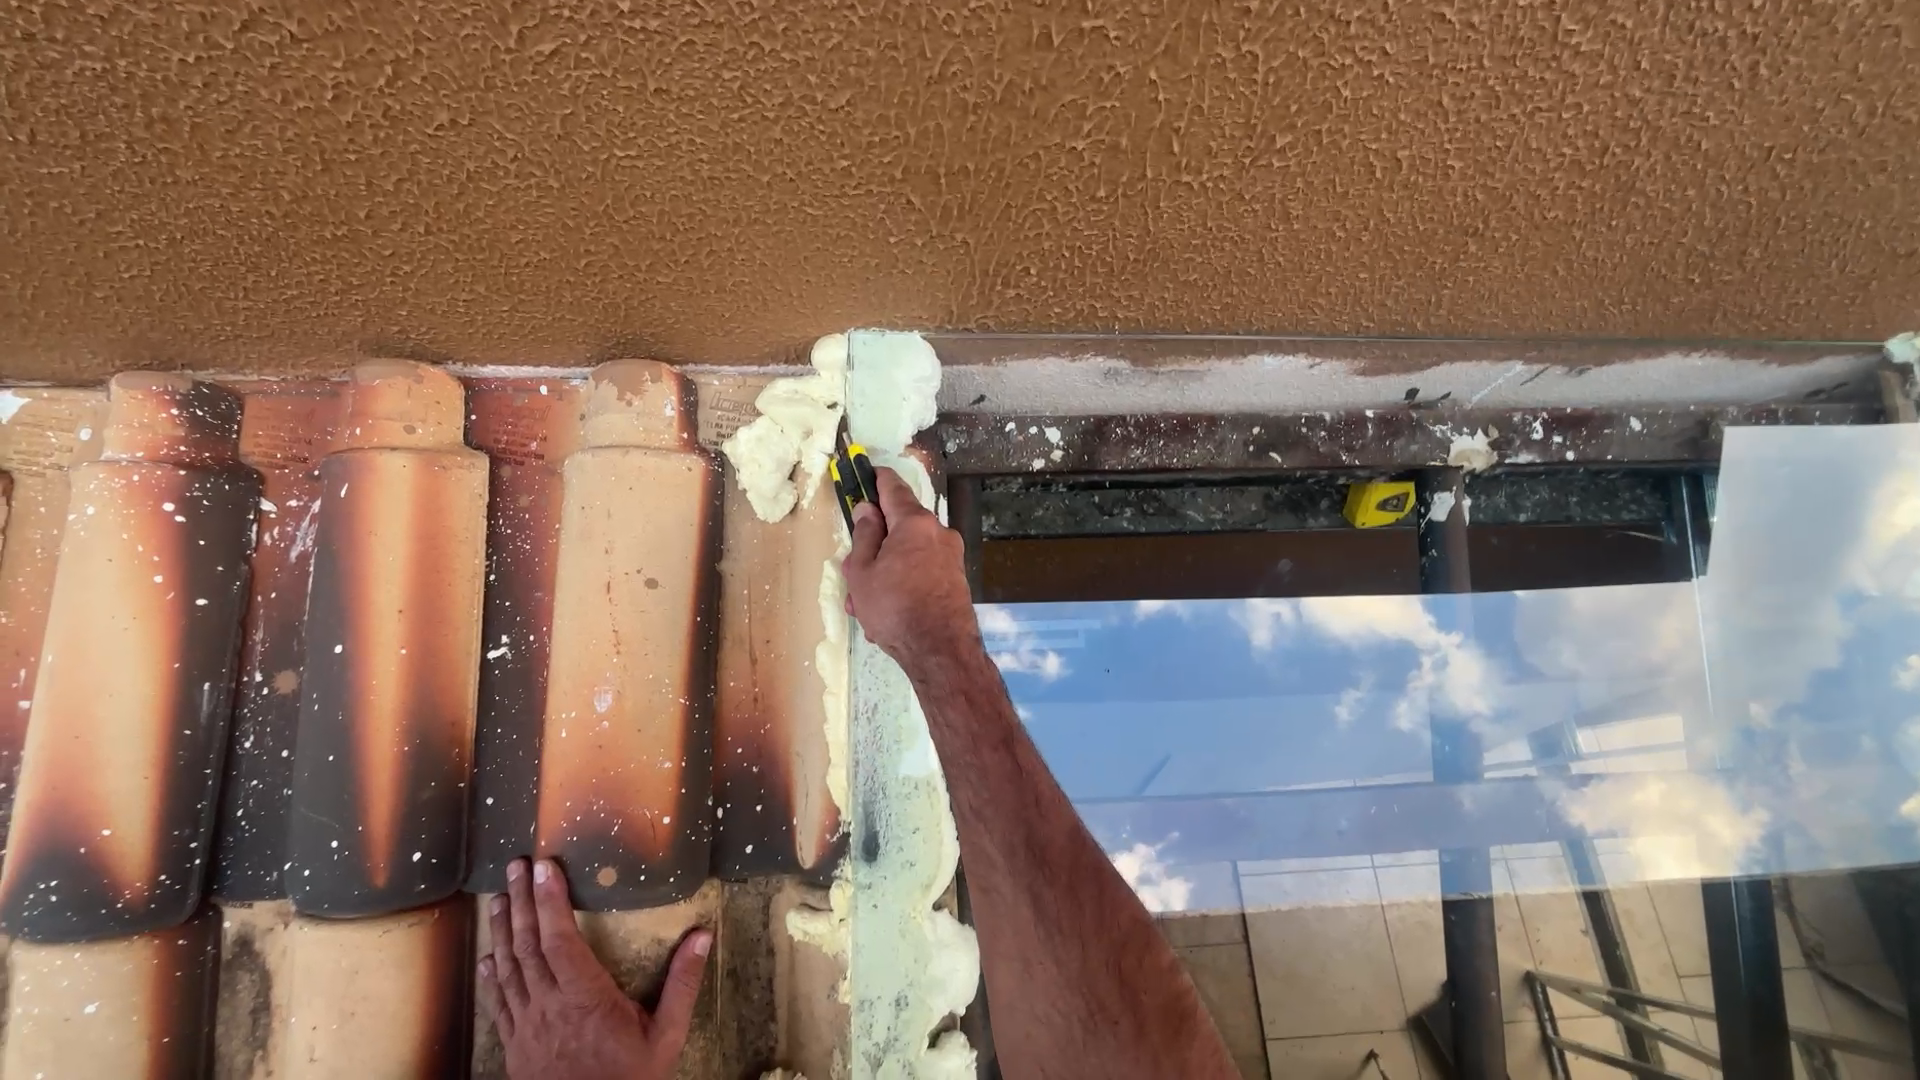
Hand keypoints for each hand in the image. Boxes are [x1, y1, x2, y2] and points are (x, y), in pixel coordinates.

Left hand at [479, 857, 710, 1079]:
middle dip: (521, 902)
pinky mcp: (516, 1048)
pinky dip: (492, 977)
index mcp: (585, 998)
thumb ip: (682, 984)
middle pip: (528, 946)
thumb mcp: (667, 1035)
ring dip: (502, 930)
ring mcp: (527, 1028)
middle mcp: (548, 1008)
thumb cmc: (631, 1078)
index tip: (544, 867)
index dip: (550, 901)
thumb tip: (702, 934)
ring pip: (509, 970)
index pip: (561, 940)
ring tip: (496, 897)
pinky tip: (487, 958)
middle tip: (514, 866)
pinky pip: (499, 1005)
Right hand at [841, 466, 980, 668]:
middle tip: (853, 570)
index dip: (876, 479)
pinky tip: (885, 616)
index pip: (893, 488)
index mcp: (915, 523)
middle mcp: (939, 533)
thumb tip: (867, 510)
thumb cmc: (895, 607)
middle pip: (900, 527)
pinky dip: (902, 586)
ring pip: (908, 555)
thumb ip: (864, 536)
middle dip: (874, 545)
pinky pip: (921, 574)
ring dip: (885, 572)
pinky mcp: (956, 581)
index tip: (866, 471)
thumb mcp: (863, 572)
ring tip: (864, 605)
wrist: (941, 651)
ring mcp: (951, 558)